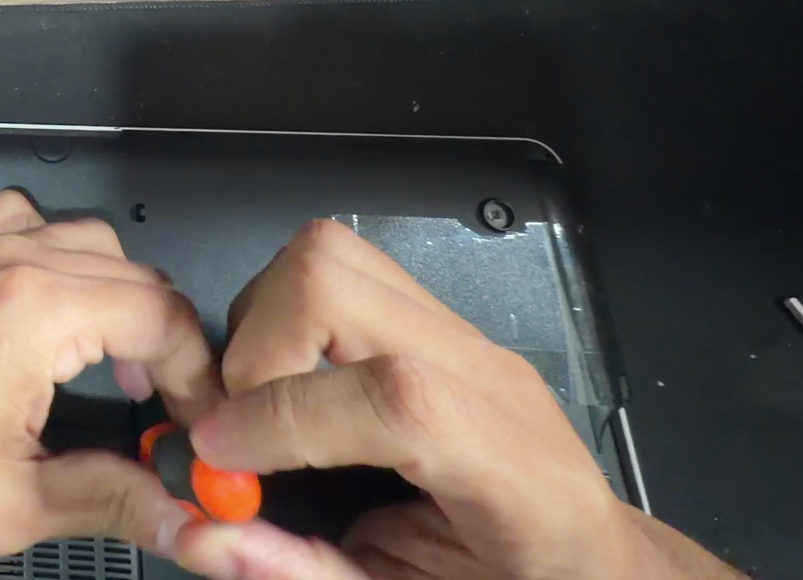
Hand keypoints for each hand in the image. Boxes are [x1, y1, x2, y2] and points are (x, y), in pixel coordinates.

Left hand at [0, 190, 223, 578]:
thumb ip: (116, 498)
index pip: (161, 314)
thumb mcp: (16, 503)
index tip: (197, 421)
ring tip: (111, 360)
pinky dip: (55, 251)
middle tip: (161, 405)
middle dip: (164, 336)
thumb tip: (191, 518)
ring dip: (117, 291)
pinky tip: (46, 302)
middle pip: (133, 272)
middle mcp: (11, 259)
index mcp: (34, 308)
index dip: (196, 371)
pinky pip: (23, 222)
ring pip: (85, 239)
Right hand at [168, 219, 741, 579]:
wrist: (592, 559)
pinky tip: (284, 369)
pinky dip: (276, 307)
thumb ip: (308, 572)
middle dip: (254, 346)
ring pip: (324, 255)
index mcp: (521, 477)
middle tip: (237, 416)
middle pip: (339, 287)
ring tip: (256, 391)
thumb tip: (210, 534)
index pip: (397, 400)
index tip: (219, 455)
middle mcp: (487, 376)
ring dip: (258, 317)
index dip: (285, 417)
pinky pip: (327, 263)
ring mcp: (456, 329)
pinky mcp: (421, 309)